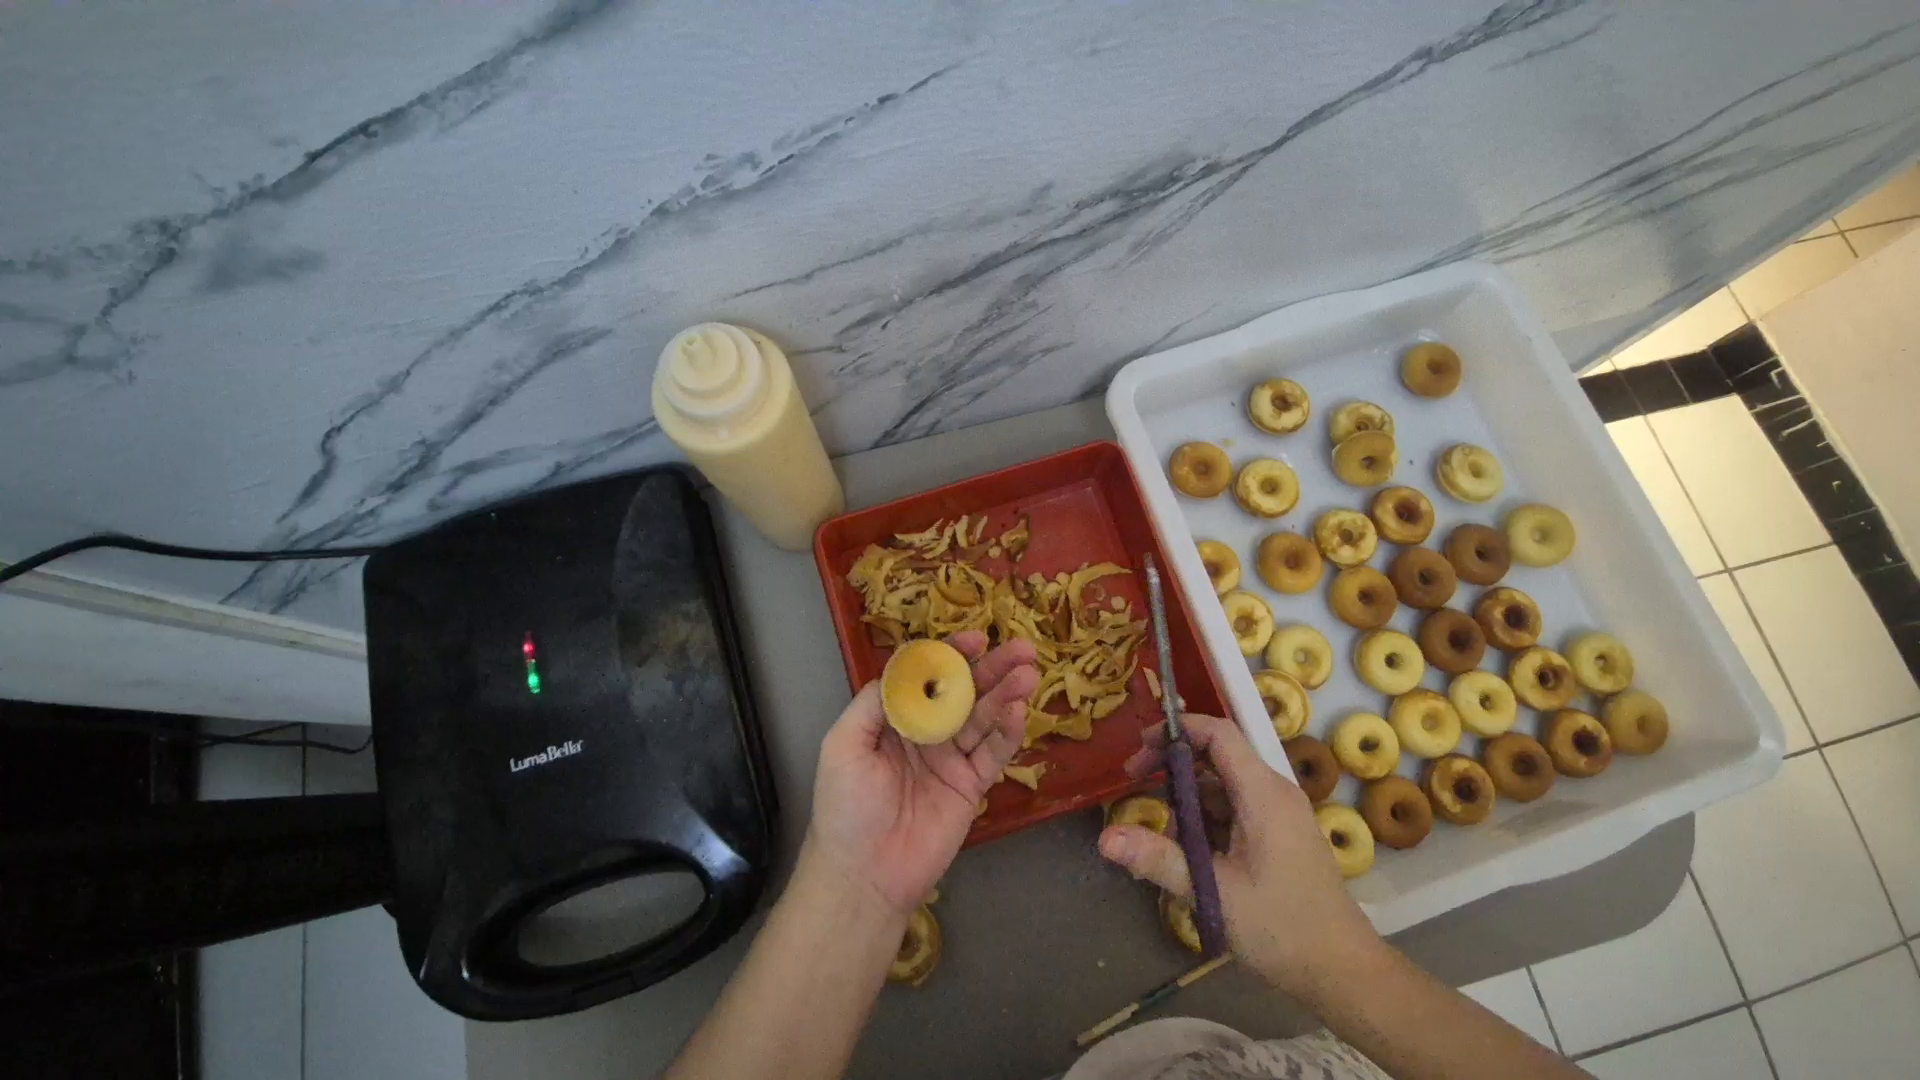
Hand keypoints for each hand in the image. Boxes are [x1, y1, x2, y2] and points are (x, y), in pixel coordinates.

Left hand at [802, 631, 1039, 915]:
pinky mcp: (971, 787)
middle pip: (964, 692)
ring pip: (984, 718)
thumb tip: (904, 666)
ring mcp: (950, 759)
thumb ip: (874, 703)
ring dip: (1007, 694)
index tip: (976, 637)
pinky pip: (993, 754)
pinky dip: (1008, 733)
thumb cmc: (846, 808)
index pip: (927, 676)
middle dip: (992, 668)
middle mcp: (925, 732)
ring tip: (1029, 674)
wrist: (863, 875)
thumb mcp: (844, 745)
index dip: (951, 654)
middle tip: (1023, 649)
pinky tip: (1019, 712)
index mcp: (893, 718)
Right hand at [1096, 714, 1381, 995]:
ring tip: (1161, 838)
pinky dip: (1206, 821)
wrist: (1342, 972)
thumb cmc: (1281, 927)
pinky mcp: (1279, 835)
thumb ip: (1159, 859)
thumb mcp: (1213, 892)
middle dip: (1173, 768)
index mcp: (1264, 794)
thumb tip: (1105, 838)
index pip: (1220, 735)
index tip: (1140, 747)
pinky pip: (1234, 809)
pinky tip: (1189, 854)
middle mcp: (1274, 793)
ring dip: (1188, 801)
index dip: (1178, 730)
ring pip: (1222, 786)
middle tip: (1134, 787)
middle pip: (1217, 758)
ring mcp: (1279, 814)